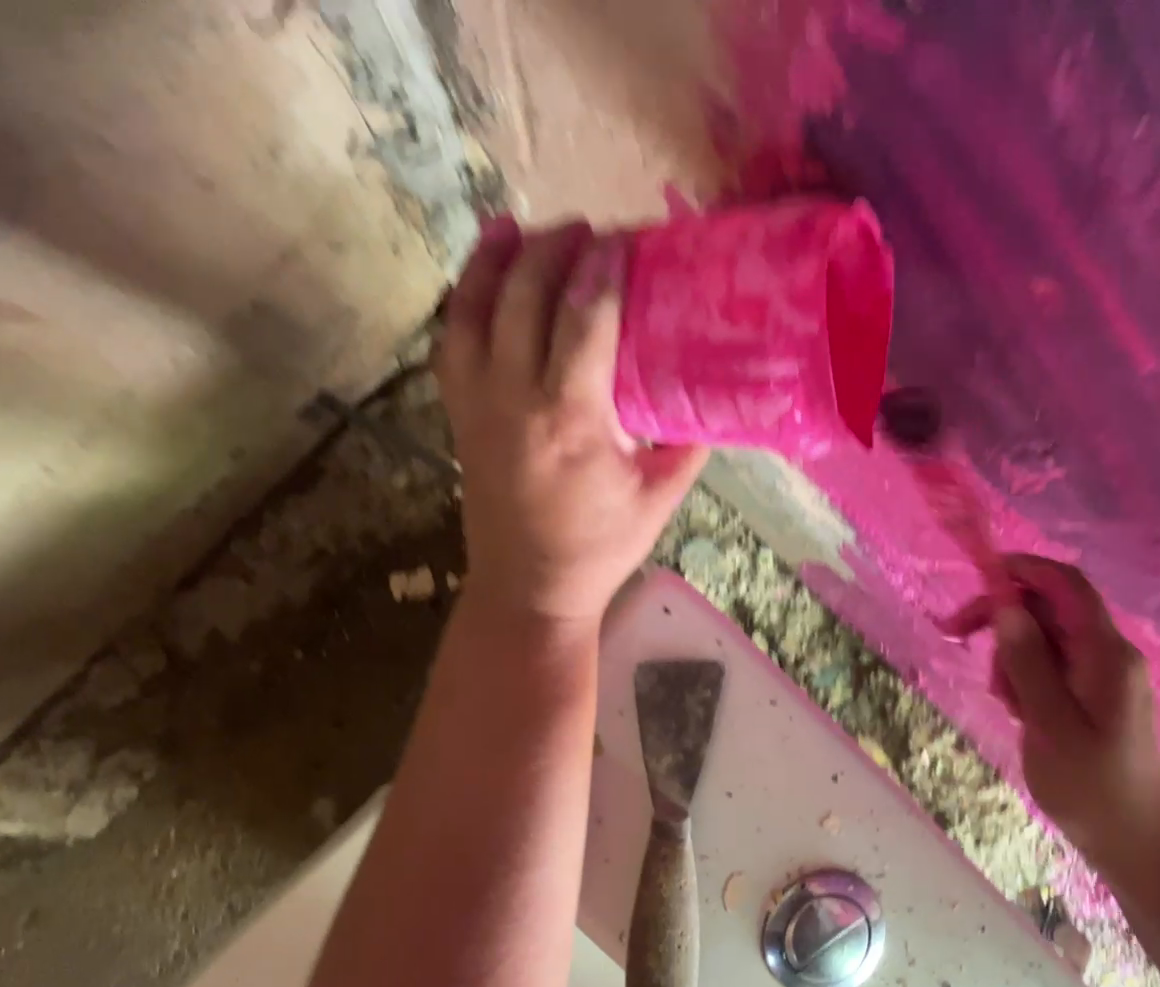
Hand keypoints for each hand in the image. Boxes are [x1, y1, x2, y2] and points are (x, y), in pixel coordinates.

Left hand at [436, 216, 707, 626]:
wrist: (527, 587)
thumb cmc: (600, 546)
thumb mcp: (659, 498)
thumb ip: (686, 444)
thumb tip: (708, 394)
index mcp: (573, 418)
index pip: (585, 319)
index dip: (605, 269)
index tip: (625, 237)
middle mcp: (516, 398)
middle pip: (526, 297)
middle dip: (554, 249)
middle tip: (585, 228)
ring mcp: (478, 404)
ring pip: (474, 310)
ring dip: (497, 262)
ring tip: (517, 226)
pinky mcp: (458, 414)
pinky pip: (451, 342)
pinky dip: (464, 301)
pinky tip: (481, 279)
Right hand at [951, 556, 1159, 873]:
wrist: (1135, 841)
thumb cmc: (1091, 787)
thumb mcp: (1049, 723)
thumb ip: (1027, 662)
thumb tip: (1006, 607)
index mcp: (1106, 653)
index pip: (1066, 584)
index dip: (1023, 568)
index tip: (978, 578)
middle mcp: (1109, 652)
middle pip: (1048, 607)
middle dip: (1004, 617)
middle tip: (957, 636)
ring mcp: (1104, 673)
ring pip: (1044, 636)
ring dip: (1011, 654)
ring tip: (1004, 701)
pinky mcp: (1094, 693)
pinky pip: (1052, 663)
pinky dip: (1026, 675)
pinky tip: (1019, 710)